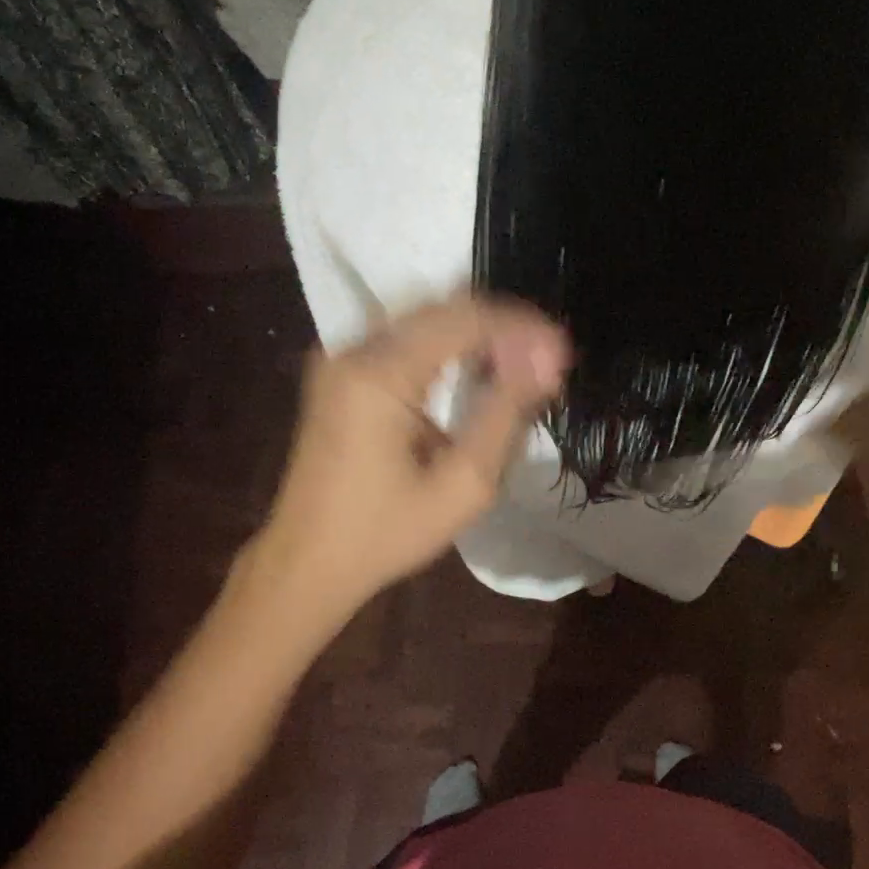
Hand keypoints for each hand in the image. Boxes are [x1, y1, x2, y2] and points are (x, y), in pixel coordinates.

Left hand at [243, 295, 569, 629]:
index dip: (521, 328)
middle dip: (504, 326)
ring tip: (523, 363)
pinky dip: (450, 342)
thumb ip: (506, 414)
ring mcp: (341, 356)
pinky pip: (406, 335)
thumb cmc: (386, 533)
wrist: (306, 561)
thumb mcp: (462, 484)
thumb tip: (546, 360)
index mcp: (380, 375)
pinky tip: (480, 367)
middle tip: (547, 359)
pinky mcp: (341, 371)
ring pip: (426, 315)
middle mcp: (355, 350)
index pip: (465, 320)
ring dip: (479, 331)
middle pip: (444, 307)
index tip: (562, 352)